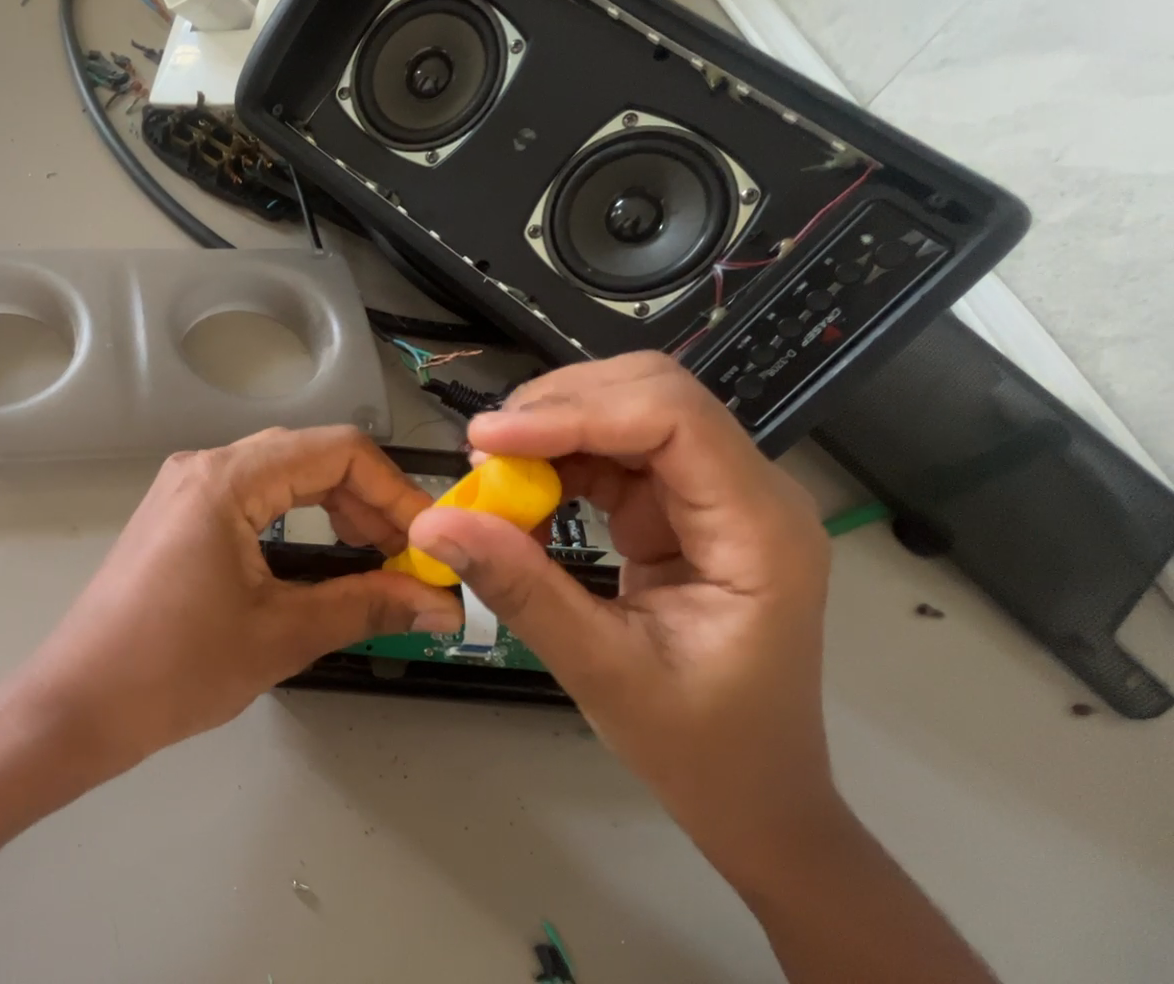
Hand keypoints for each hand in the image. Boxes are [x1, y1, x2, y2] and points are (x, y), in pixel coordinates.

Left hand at [14, 427, 463, 769]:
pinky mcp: (175, 518)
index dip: (396, 492)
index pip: (337, 451)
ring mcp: (182, 490)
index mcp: (226, 479)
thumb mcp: (282, 635)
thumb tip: (442, 605)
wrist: (77, 707)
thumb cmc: (175, 669)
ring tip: (372, 561)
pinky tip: (318, 559)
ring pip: (281, 474)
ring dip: (334, 510)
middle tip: (406, 559)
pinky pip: (251, 498)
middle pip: (309, 456)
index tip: (429, 543)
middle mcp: (202, 466)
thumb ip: (368, 606)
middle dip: (368, 502)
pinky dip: (295, 520)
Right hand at [409, 352, 837, 880]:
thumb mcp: (602, 670)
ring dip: (553, 431)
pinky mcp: (680, 512)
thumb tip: (432, 524)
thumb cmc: (700, 747)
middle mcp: (747, 493)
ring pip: (629, 415)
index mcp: (759, 531)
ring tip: (488, 472)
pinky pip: (613, 457)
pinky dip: (557, 463)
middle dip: (560, 408)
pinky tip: (519, 495)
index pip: (674, 421)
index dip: (576, 413)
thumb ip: (521, 589)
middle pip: (654, 396)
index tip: (484, 440)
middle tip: (481, 451)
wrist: (753, 794)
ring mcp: (713, 498)